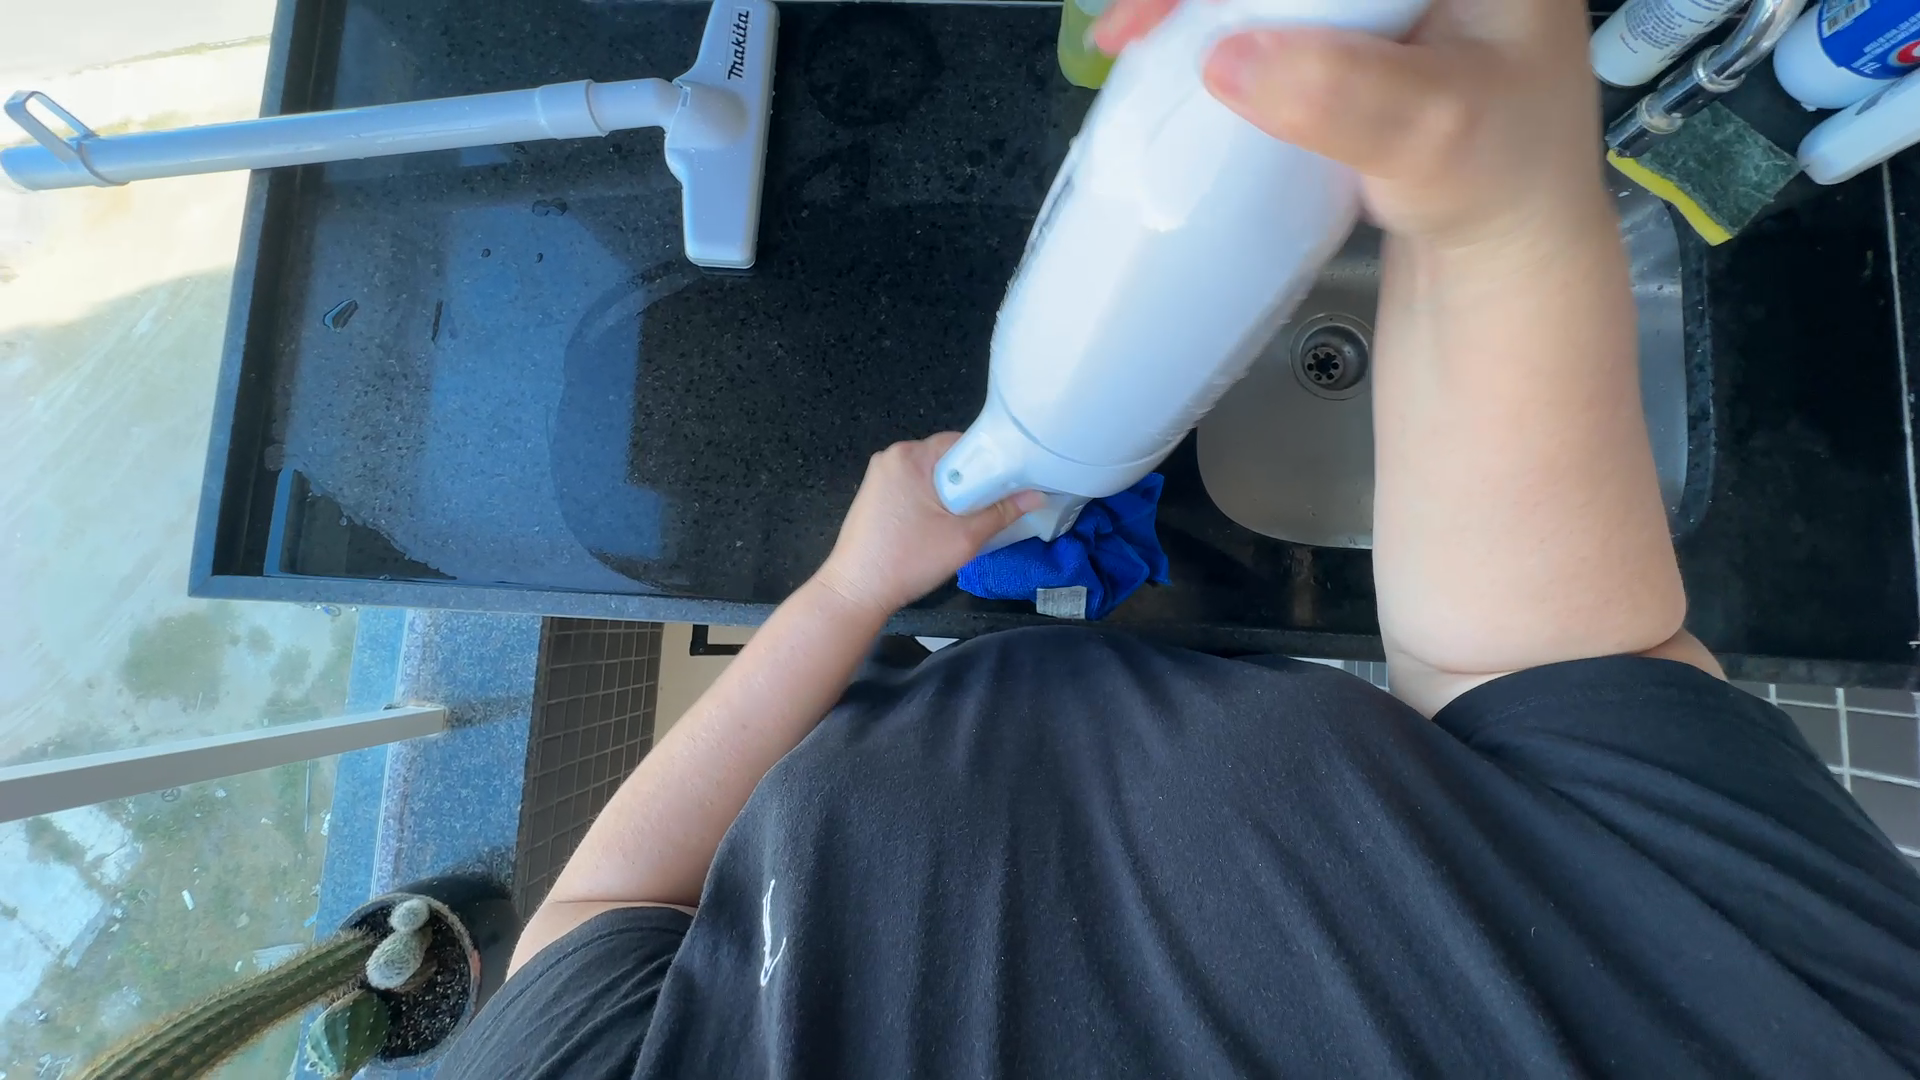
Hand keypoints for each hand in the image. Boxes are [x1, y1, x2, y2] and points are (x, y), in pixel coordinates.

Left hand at [814, 433, 1045, 616]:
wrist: (855, 592)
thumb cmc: (908, 560)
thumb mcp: (964, 538)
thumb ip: (1002, 513)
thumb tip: (1038, 495)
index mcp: (910, 456)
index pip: (963, 442)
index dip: (991, 460)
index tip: (1011, 481)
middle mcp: (892, 457)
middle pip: (947, 459)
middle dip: (971, 481)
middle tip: (993, 506)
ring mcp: (879, 476)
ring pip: (932, 476)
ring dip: (952, 495)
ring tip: (968, 520)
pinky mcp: (874, 496)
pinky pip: (914, 488)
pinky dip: (932, 502)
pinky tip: (940, 526)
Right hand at [1093, 0, 1607, 254]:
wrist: (1496, 241)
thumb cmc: (1495, 180)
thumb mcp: (1431, 129)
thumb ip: (1340, 92)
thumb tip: (1223, 62)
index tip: (1152, 16)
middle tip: (1125, 31)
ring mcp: (1383, 2)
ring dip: (1199, 8)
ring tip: (1135, 41)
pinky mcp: (1354, 40)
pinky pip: (1278, 19)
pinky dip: (1222, 33)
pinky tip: (1184, 57)